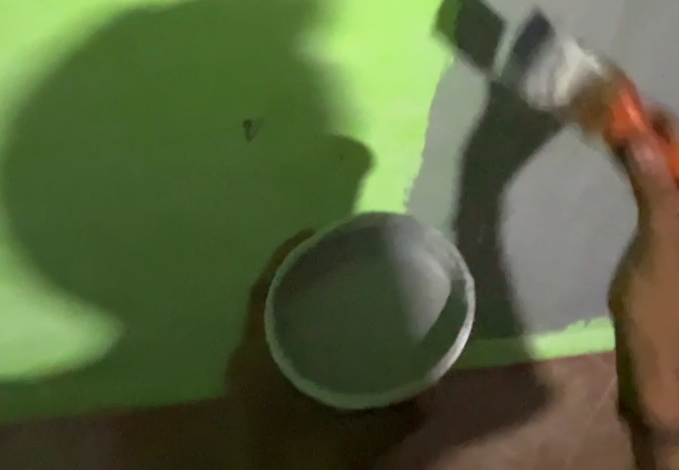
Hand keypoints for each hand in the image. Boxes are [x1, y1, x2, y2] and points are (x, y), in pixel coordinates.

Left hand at [224, 232, 426, 469]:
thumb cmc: (298, 463)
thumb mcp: (350, 445)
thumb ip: (394, 416)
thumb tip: (434, 391)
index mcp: (255, 355)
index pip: (263, 288)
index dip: (287, 254)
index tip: (318, 232)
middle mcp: (244, 359)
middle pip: (267, 301)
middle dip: (299, 275)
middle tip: (339, 259)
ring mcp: (245, 380)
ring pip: (268, 324)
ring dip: (296, 303)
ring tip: (337, 288)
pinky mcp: (253, 399)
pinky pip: (272, 347)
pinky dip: (295, 332)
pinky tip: (327, 338)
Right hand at [607, 111, 678, 443]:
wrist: (650, 359)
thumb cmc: (666, 307)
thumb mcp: (661, 245)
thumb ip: (654, 189)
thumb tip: (641, 137)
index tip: (668, 125)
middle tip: (647, 119)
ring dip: (665, 155)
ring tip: (634, 128)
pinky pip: (675, 193)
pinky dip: (654, 172)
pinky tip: (629, 154)